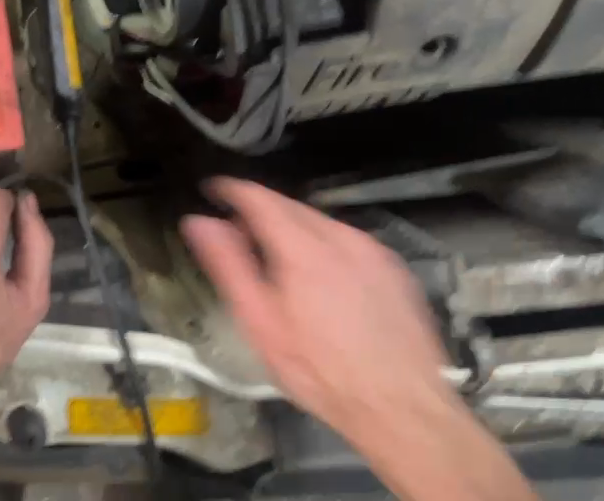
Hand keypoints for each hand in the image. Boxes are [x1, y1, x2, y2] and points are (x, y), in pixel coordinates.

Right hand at [180, 178, 460, 450]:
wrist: (404, 413)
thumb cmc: (321, 371)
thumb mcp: (260, 322)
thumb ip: (227, 264)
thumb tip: (199, 223)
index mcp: (303, 247)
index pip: (259, 197)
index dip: (230, 189)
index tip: (212, 191)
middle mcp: (342, 238)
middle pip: (290, 205)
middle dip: (259, 212)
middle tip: (238, 236)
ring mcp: (374, 253)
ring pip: (320, 222)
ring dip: (292, 229)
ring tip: (277, 262)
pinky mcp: (396, 271)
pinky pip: (348, 241)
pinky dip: (324, 245)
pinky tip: (320, 280)